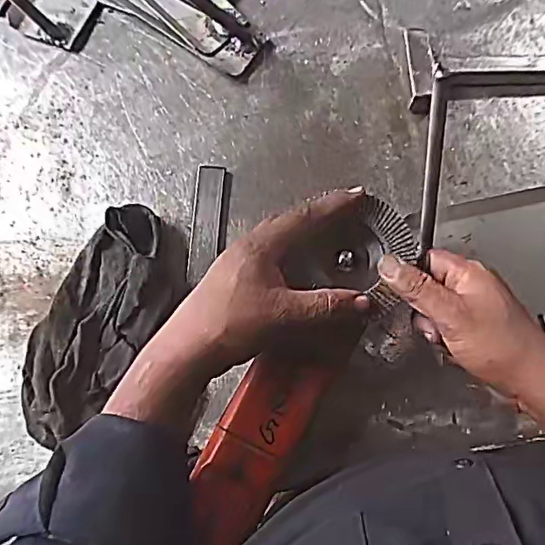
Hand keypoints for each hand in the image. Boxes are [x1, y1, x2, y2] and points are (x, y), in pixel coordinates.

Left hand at [150, 189, 375, 376]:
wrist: (188, 348)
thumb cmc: (222, 325)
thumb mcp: (284, 314)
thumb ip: (324, 306)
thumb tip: (356, 301)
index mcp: (260, 247)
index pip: (305, 217)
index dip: (335, 205)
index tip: (356, 196)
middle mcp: (246, 249)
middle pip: (290, 222)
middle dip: (320, 215)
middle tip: (342, 210)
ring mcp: (237, 264)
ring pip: (277, 239)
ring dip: (302, 234)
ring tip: (322, 234)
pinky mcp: (233, 282)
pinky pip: (268, 258)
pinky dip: (288, 256)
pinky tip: (292, 270)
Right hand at [376, 248, 544, 397]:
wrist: (529, 377)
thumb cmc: (501, 347)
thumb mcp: (449, 314)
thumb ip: (417, 288)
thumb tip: (389, 265)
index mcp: (469, 272)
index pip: (426, 259)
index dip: (411, 278)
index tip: (408, 297)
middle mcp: (474, 285)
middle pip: (428, 287)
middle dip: (423, 311)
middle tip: (436, 326)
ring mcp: (477, 306)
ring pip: (436, 311)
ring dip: (435, 328)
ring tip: (449, 340)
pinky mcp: (478, 326)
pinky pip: (448, 327)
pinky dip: (447, 339)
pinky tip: (456, 348)